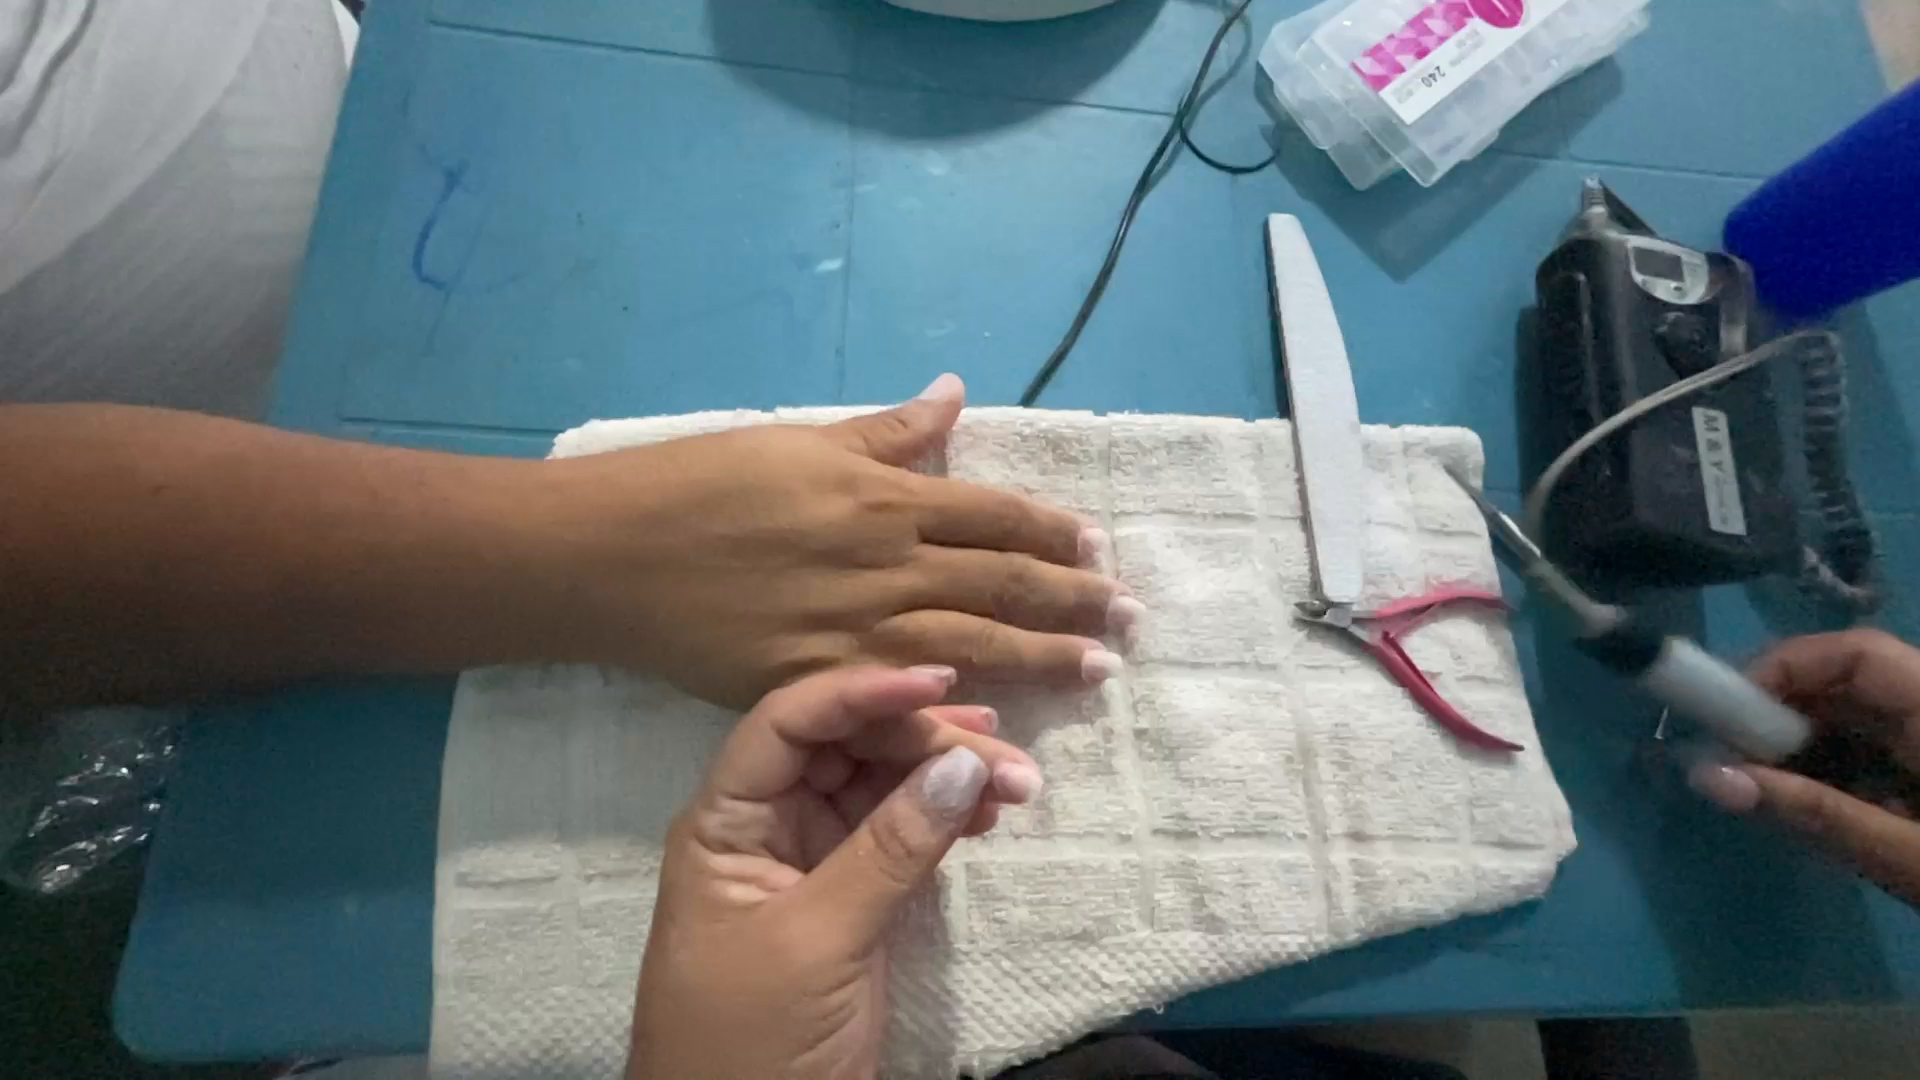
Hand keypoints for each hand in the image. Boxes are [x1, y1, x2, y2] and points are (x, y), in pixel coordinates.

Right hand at [536, 374, 1134, 708]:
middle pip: (999, 582)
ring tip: (1097, 671)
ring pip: (972, 646)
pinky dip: (957, 728)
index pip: (994, 515)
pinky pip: (902, 710)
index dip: (1054, 531)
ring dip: (1041, 658)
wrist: (612, 556)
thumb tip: (955, 393)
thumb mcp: (799, 440)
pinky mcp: (818, 685)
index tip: (1098, 548)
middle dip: (1071, 599)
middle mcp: (884, 564)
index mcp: (882, 497)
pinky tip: (1005, 743)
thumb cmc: (703, 484)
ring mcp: (855, 631)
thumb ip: (888, 431)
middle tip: (1128, 617)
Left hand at [628, 665, 1038, 1079]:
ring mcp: (816, 852)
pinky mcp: (856, 887)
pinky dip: (948, 815)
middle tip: (1003, 753)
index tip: (936, 684)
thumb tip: (964, 762)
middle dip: (925, 740)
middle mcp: (770, 819)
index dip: (861, 691)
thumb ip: (890, 847)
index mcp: (728, 818)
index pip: (790, 722)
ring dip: (948, 774)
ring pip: (884, 783)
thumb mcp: (817, 941)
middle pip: (849, 746)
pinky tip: (990, 810)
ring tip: (1017, 779)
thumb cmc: (751, 1047)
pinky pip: (905, 828)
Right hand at [1689, 629, 1919, 904]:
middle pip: (1844, 683)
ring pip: (1851, 717)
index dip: (1781, 667)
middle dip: (1775, 713)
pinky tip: (1818, 808)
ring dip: (1794, 745)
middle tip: (1729, 758)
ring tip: (1767, 790)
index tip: (1727, 715)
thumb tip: (1704, 777)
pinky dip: (1829, 769)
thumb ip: (1815, 816)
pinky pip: (1874, 748)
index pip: (1855, 652)